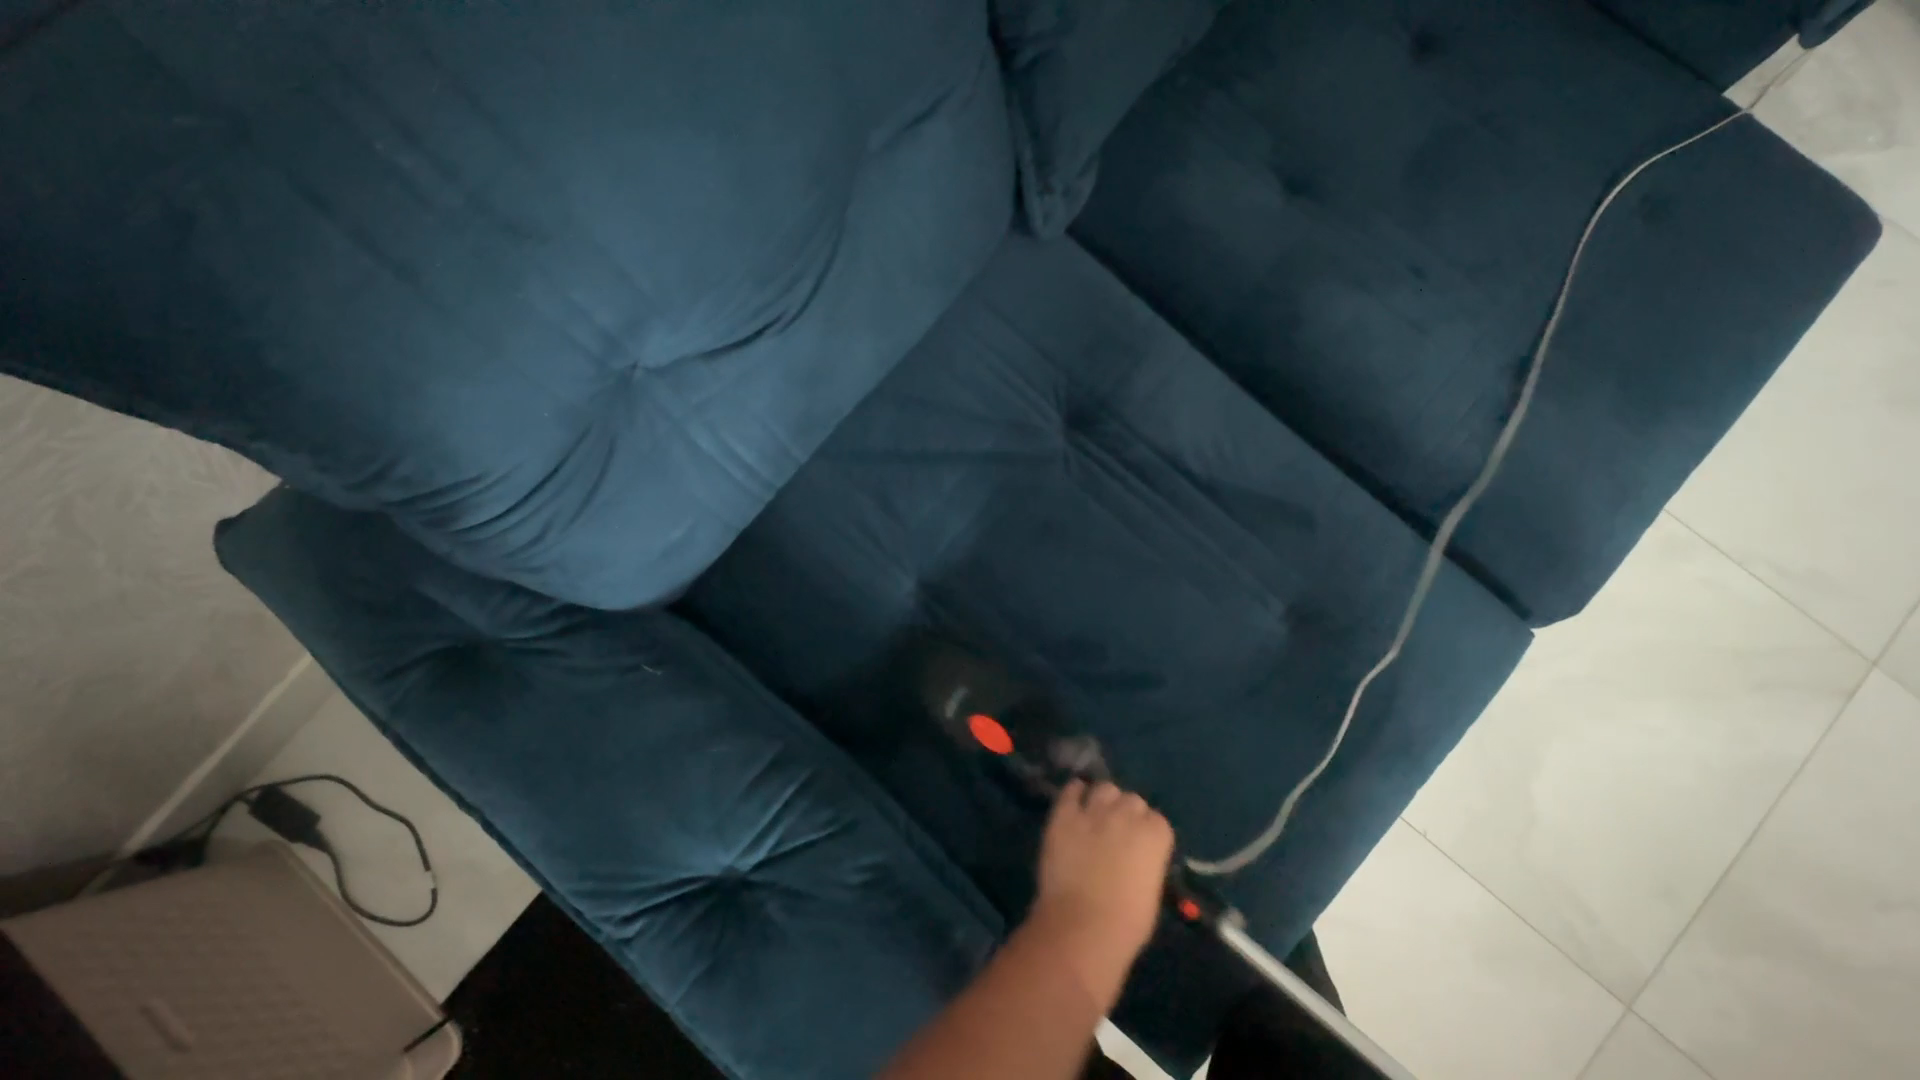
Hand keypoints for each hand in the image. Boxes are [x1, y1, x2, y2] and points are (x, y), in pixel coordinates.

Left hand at [1028, 779, 1174, 1007]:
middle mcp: (1127, 814)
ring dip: (1104, 800)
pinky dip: (1074, 793)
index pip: (1156, 820)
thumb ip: (1147, 863)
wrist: (1082, 925)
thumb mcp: (1151, 891)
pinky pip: (1071, 790)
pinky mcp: (1064, 815)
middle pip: (1132, 800)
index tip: (1140, 846)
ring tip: (1096, 816)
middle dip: (1127, 814)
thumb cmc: (1126, 922)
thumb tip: (1138, 858)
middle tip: (1118, 834)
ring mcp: (1094, 811)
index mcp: (1156, 834)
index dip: (1147, 832)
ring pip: (1104, 789)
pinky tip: (1074, 803)